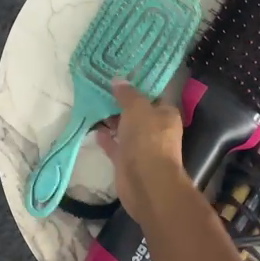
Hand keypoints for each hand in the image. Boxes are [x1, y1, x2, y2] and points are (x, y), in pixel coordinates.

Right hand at [97, 80, 188, 223]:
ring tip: (94, 107)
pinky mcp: (127, 162)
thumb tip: (118, 80)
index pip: (153, 96)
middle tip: (101, 90)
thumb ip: (127, 94)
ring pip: (125, 129)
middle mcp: (156, 131)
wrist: (146, 182)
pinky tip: (94, 130)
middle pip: (137, 113)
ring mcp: (142, 147)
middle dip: (121, 104)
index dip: (138, 87)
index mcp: (165, 115)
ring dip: (112, 121)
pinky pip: (115, 146)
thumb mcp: (137, 108)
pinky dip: (106, 139)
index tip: (120, 78)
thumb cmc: (147, 139)